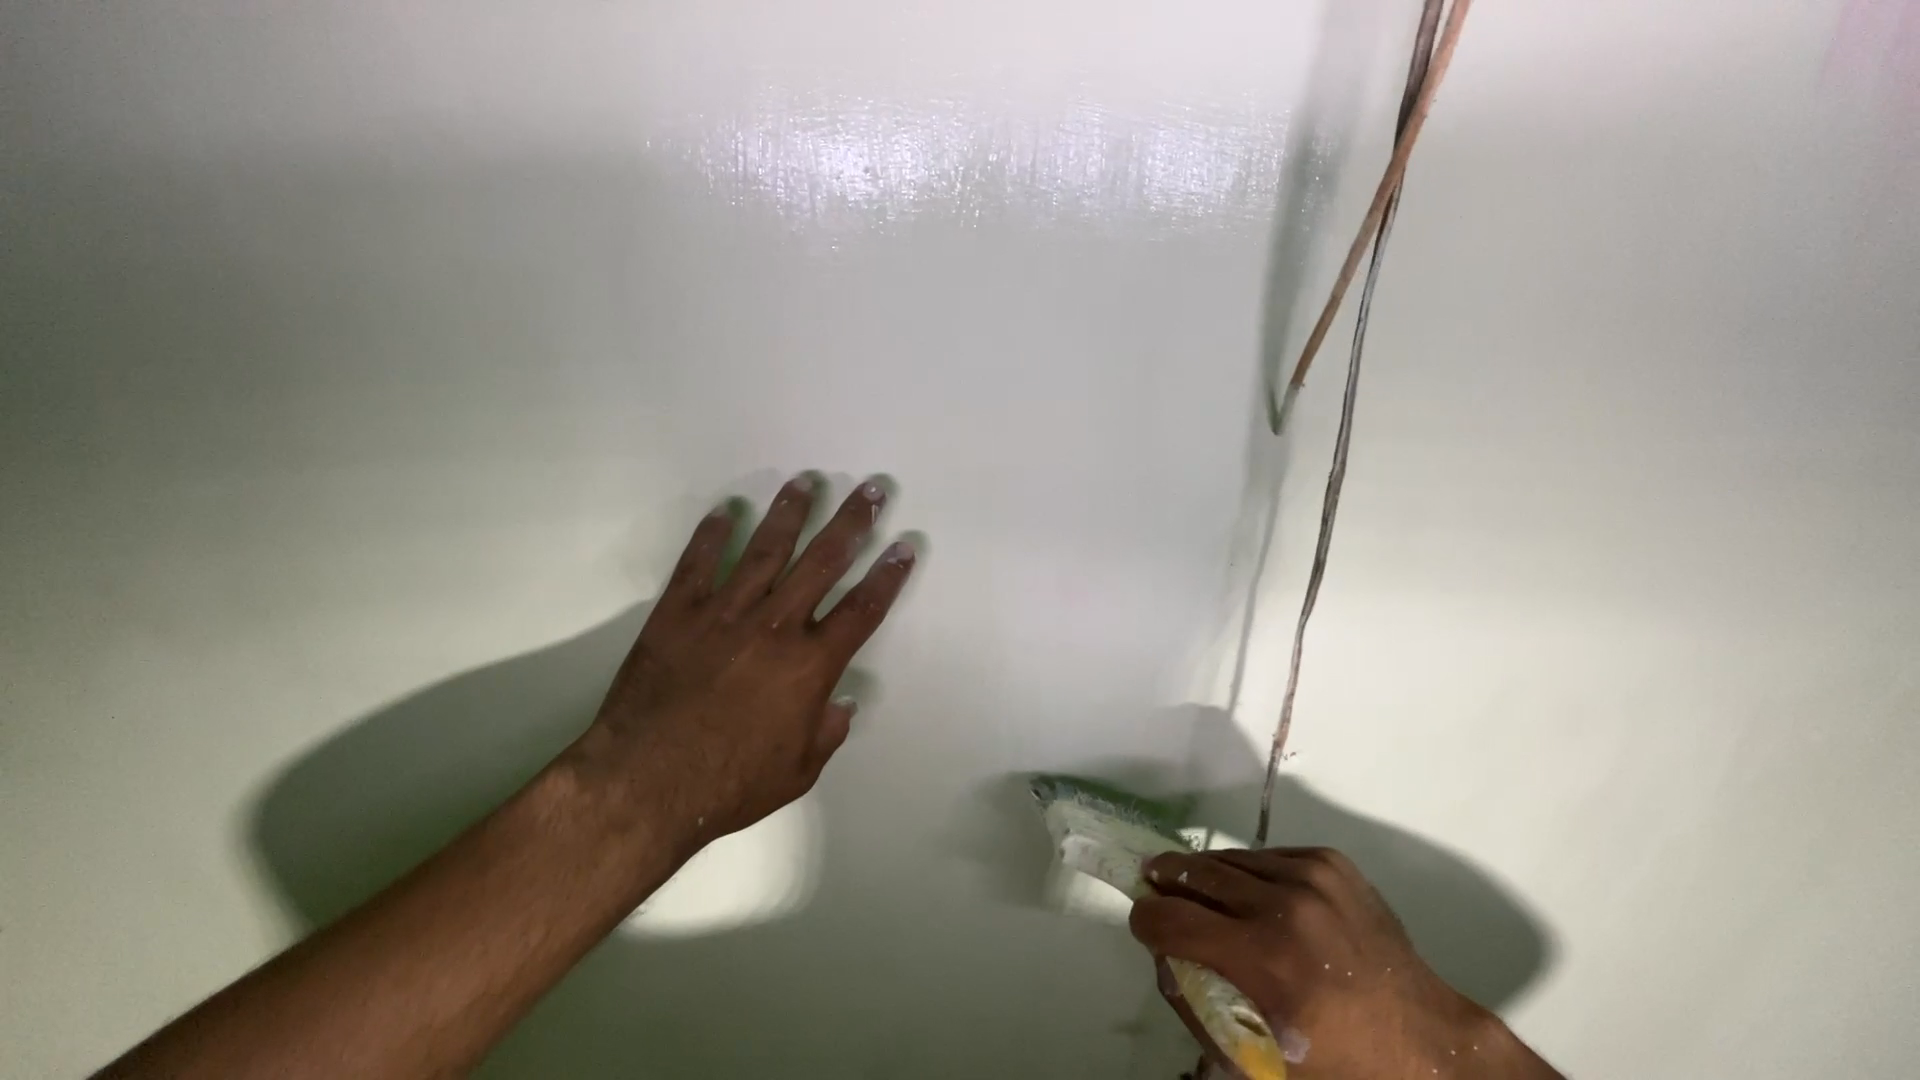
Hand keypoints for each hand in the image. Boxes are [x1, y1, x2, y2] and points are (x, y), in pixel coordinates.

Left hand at [565, 475, 914, 852]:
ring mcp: (724, 614)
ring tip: (806, 481)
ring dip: (789, 514)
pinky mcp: (678, 614)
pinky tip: (725, 510)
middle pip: (823, 563)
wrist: (646, 783)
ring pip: (765, 551)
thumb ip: (826, 733)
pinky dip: (712, 535)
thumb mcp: (798, 772)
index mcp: (810, 665)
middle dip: (851, 523)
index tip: (904, 546)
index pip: (862, 610)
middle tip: (870, 489)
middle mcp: (775, 627)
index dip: (888, 577)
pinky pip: (699, 564)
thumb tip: (841, 706)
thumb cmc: (730, 784)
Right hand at [1132, 848, 1554, 1078]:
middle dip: (1165, 882)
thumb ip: (1194, 1005)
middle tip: (1152, 886)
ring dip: (1204, 874)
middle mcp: (1284, 906)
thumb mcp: (1255, 1059)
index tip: (1142, 924)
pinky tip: (1248, 890)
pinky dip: (1247, 871)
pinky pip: (1265, 855)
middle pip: (1193, 874)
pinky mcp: (1330, 862)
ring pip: (1228, 859)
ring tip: (1193, 884)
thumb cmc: (1333, 1061)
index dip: (1145, 920)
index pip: (1171, 918)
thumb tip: (1160, 956)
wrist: (1423, 1041)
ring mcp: (1311, 876)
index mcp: (1263, 960)